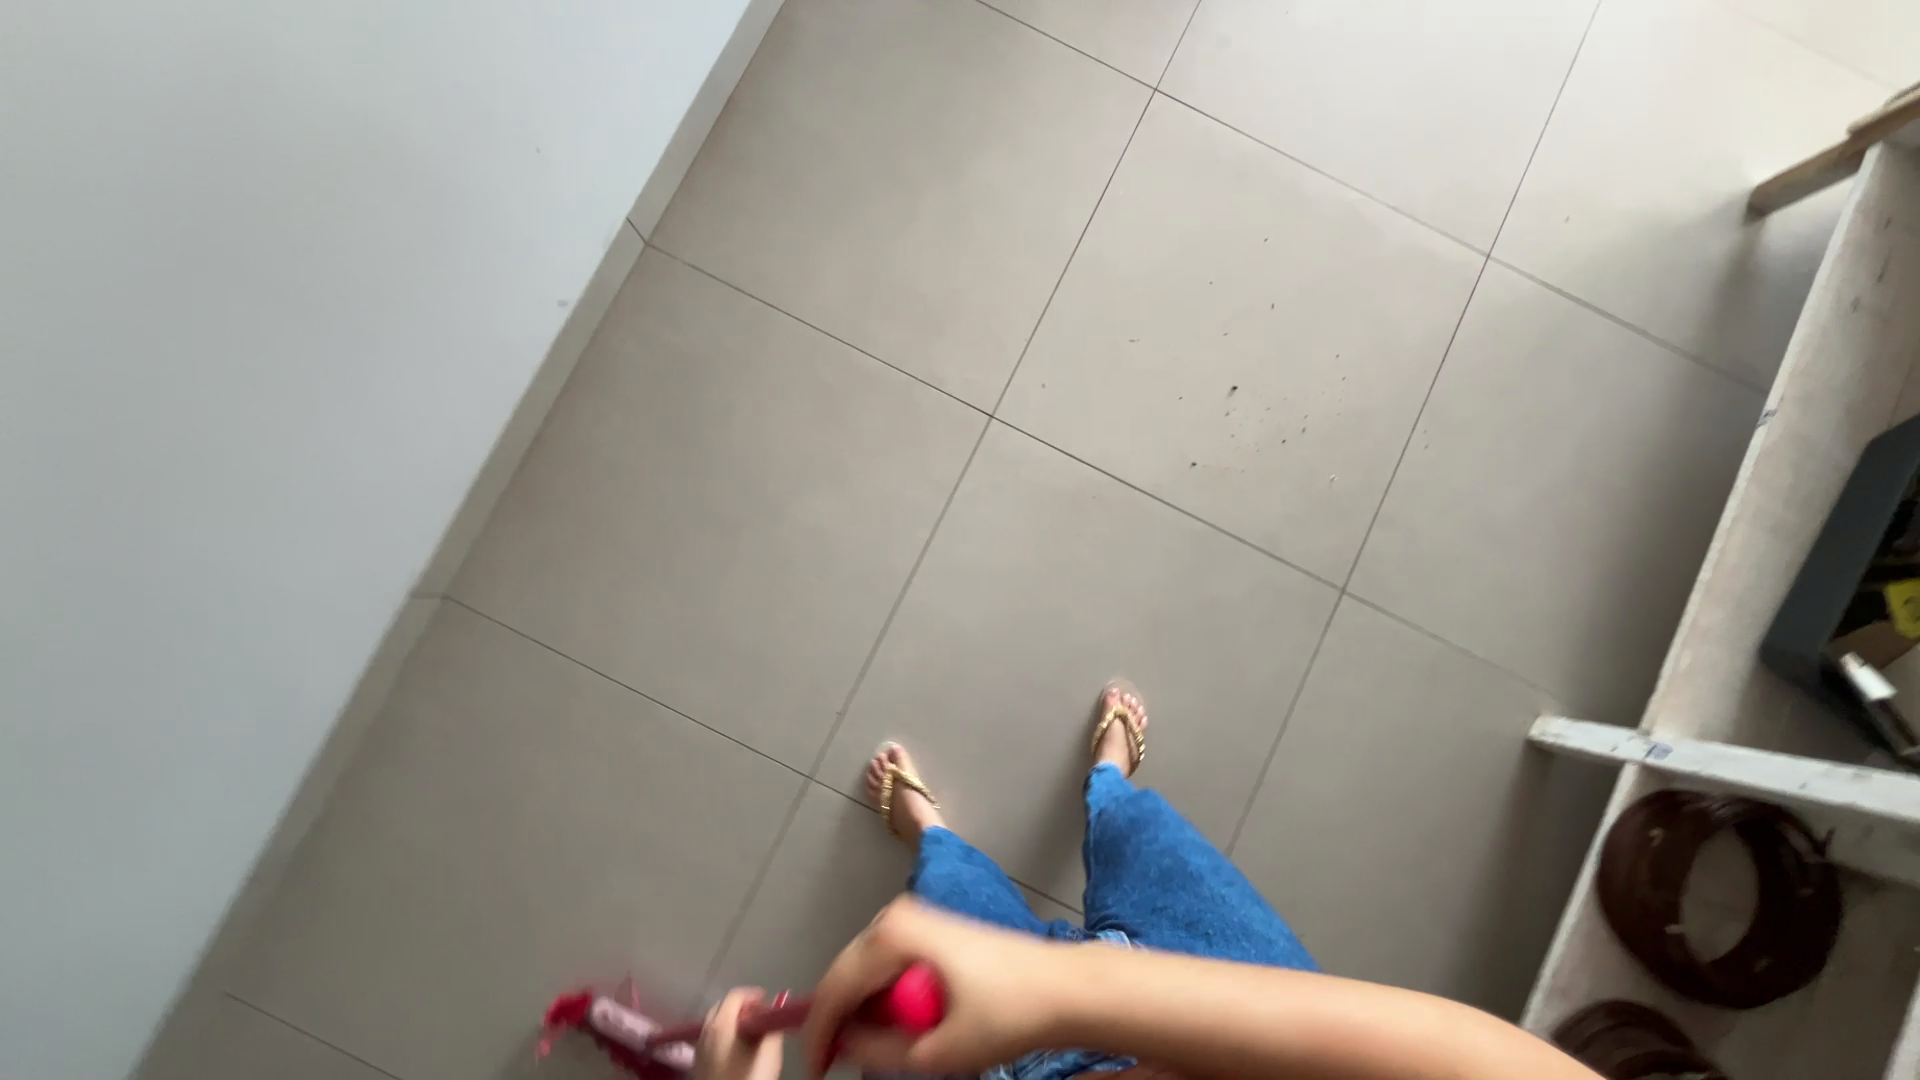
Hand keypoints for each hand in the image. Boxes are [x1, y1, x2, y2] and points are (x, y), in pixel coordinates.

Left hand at [694, 987, 782, 1079]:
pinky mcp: (696, 1069)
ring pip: (714, 1026)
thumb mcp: (770, 1050)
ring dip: (730, 1024)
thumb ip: (773, 1026)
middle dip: (740, 1008)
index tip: (766, 1002)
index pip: (735, 995)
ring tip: (748, 1034)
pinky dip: (722, 1040)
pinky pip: (709, 1043)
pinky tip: (735, 1052)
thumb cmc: (750, 1078)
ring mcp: (698, 1051)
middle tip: (758, 1015)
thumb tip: (773, 1015)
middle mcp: (705, 1033)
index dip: (753, 995)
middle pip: (721, 1008)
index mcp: (721, 1023)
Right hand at [803, 895, 1085, 1077]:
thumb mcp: (939, 1049)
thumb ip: (880, 1049)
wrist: (1060, 986)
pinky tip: (899, 1022)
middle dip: (838, 1019)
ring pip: (867, 967)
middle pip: (848, 970)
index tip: (815, 1072)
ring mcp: (916, 916)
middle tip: (834, 1064)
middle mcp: (899, 914)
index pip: (838, 984)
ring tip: (872, 1047)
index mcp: (896, 934)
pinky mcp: (931, 927)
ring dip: (863, 1007)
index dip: (819, 1034)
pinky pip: (889, 962)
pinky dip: (885, 994)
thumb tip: (846, 1045)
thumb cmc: (1007, 1012)